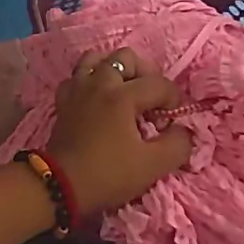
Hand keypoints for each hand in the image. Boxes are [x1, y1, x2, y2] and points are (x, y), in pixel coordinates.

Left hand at [44, 48, 192, 213]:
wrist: (61, 185)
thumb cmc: (109, 174)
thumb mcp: (153, 166)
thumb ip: (177, 144)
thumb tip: (182, 130)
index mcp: (122, 95)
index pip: (158, 83)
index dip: (174, 99)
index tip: (173, 120)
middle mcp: (98, 83)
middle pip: (125, 58)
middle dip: (144, 73)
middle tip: (151, 98)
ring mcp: (77, 89)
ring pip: (95, 59)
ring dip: (113, 69)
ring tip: (124, 91)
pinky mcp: (62, 101)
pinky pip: (76, 77)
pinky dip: (88, 81)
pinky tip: (96, 98)